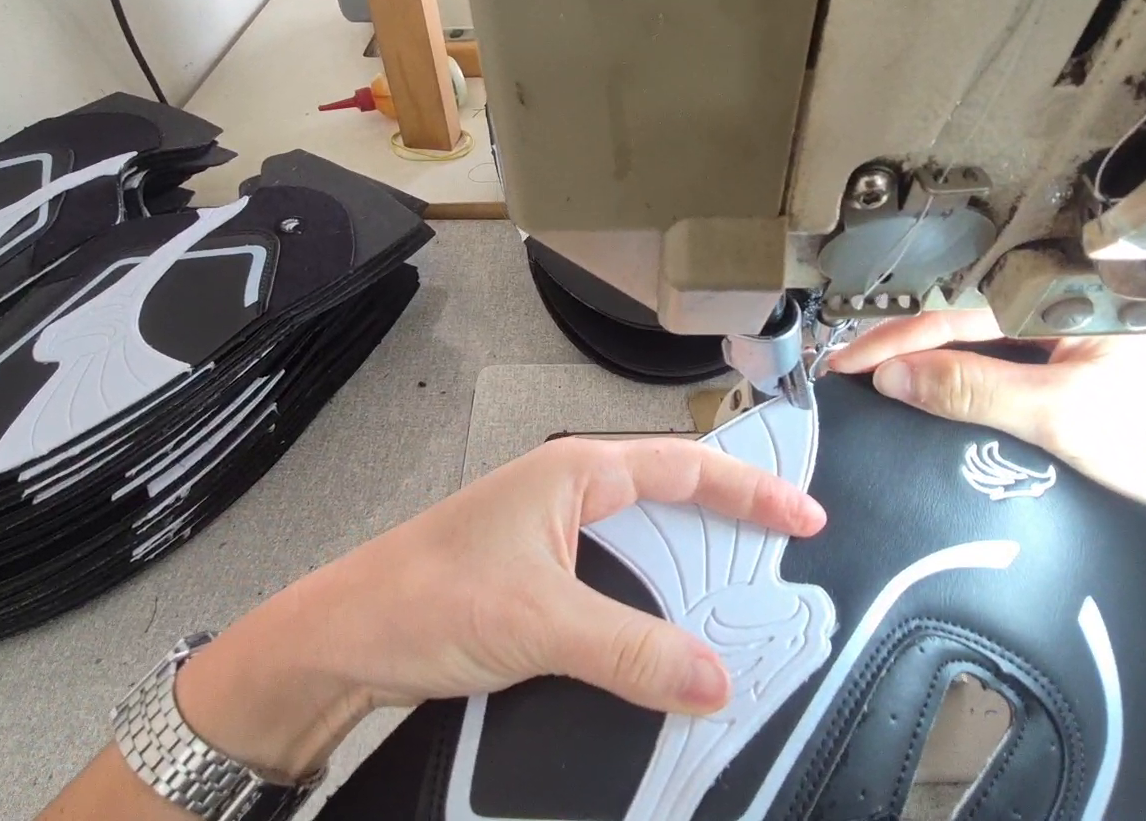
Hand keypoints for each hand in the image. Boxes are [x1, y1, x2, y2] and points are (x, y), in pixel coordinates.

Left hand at [171, 436, 826, 781]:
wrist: (343, 639)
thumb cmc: (424, 598)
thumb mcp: (541, 621)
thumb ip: (632, 649)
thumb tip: (714, 677)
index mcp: (575, 471)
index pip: (684, 468)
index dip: (749, 489)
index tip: (802, 515)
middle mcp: (569, 492)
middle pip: (672, 501)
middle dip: (729, 529)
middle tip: (782, 565)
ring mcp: (554, 534)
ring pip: (645, 545)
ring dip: (690, 574)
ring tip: (739, 605)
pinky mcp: (541, 575)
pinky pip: (618, 582)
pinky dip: (653, 606)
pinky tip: (670, 637)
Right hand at [828, 310, 1145, 510]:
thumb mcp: (1059, 414)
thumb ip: (971, 390)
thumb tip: (893, 377)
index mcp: (1068, 293)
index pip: (956, 315)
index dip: (895, 342)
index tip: (846, 364)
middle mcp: (1069, 302)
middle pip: (965, 322)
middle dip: (905, 347)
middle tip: (851, 371)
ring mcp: (1076, 331)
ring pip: (984, 341)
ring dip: (933, 363)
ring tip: (882, 379)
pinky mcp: (1081, 359)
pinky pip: (1008, 360)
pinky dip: (968, 377)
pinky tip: (940, 390)